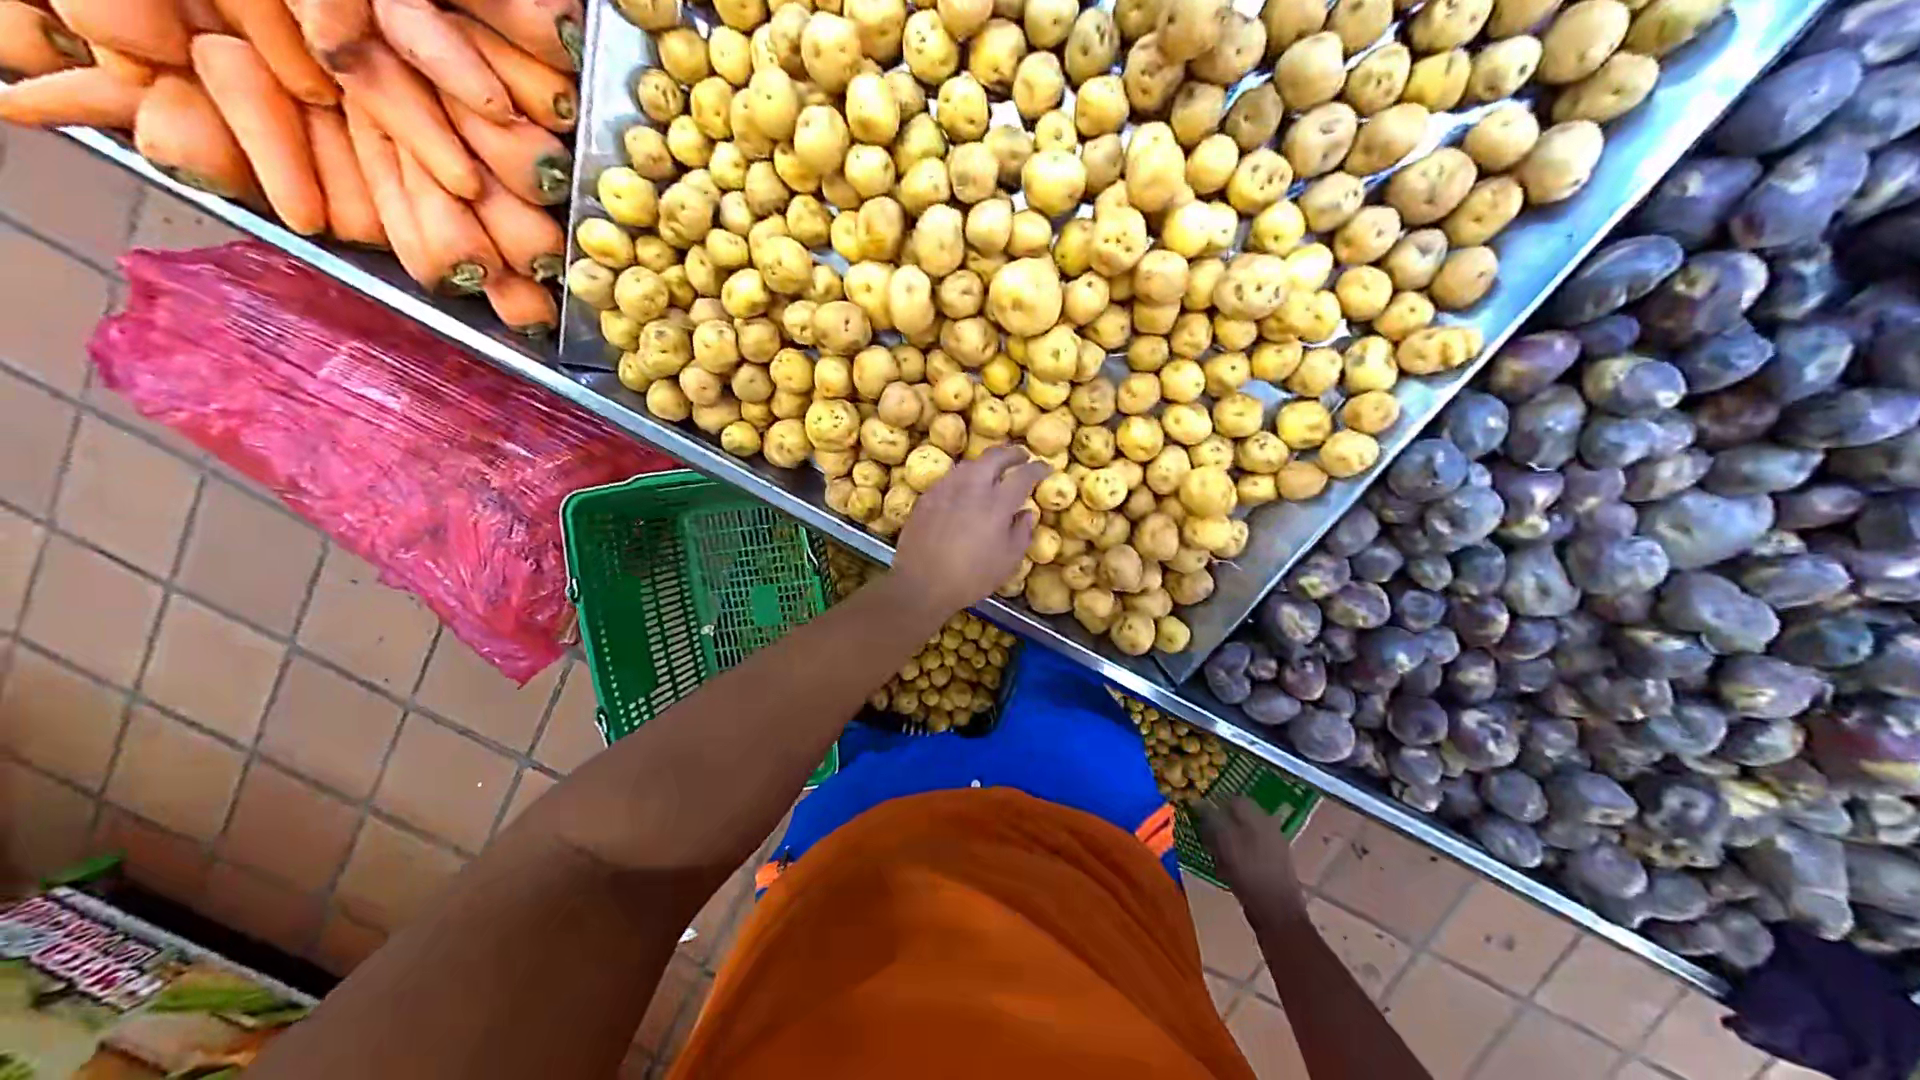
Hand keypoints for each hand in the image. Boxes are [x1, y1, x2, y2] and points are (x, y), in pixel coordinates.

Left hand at [892, 444, 1049, 614]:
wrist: (921, 583)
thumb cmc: (971, 577)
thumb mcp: (1008, 561)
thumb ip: (1022, 532)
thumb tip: (1026, 513)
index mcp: (997, 502)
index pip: (1023, 475)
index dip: (1037, 468)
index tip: (1045, 467)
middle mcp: (972, 486)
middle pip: (994, 456)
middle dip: (1012, 453)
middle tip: (1021, 456)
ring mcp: (946, 488)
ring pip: (970, 464)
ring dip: (986, 462)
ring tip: (993, 470)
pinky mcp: (927, 497)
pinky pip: (950, 478)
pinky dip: (964, 477)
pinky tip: (964, 488)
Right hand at [1197, 796, 1307, 923]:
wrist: (1277, 912)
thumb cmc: (1248, 872)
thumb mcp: (1224, 841)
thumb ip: (1210, 818)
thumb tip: (1198, 801)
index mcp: (1257, 815)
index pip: (1232, 797)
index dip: (1212, 802)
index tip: (1195, 812)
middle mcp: (1268, 825)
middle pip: (1238, 815)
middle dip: (1218, 821)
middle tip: (1201, 833)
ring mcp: (1274, 845)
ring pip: (1243, 833)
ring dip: (1225, 838)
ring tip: (1211, 851)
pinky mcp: (1274, 864)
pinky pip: (1249, 850)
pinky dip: (1235, 854)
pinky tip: (1226, 867)